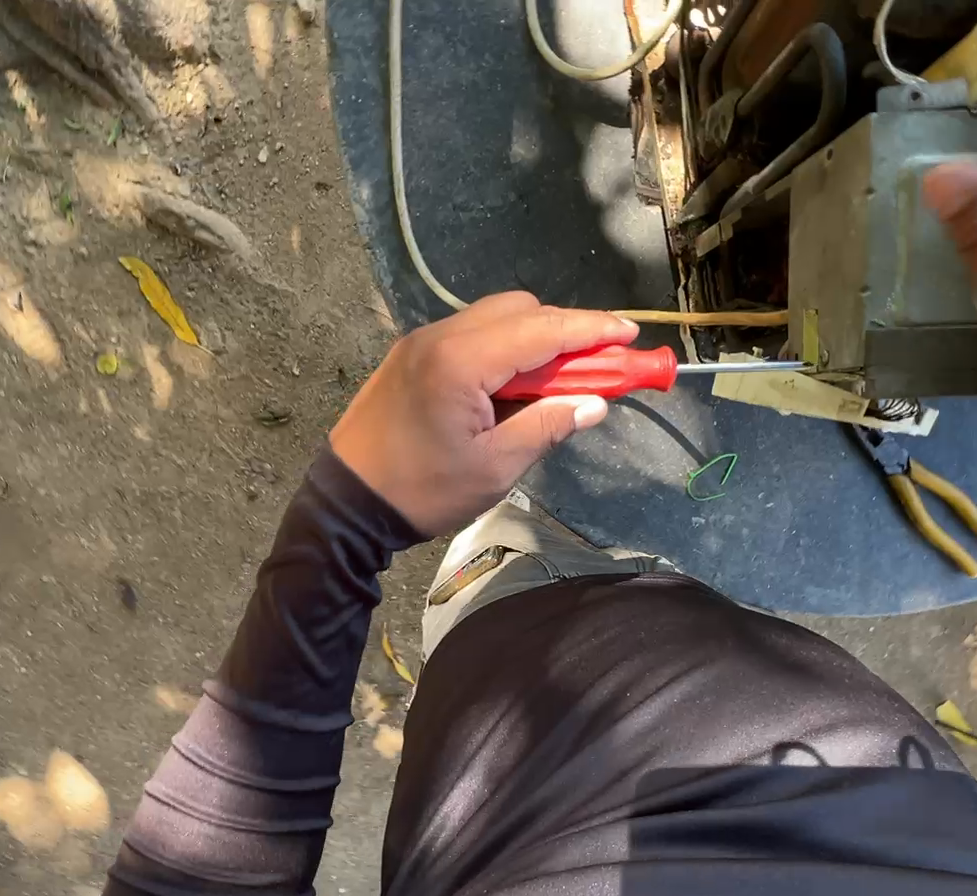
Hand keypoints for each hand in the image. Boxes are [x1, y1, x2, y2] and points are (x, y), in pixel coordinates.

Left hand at [330, 293, 636, 534]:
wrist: (346, 503)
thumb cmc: (423, 492)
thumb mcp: (495, 469)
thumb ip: (548, 427)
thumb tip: (595, 405)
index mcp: (461, 362)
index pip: (542, 329)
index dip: (592, 329)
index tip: (630, 332)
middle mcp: (440, 336)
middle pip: (519, 310)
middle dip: (565, 331)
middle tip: (596, 366)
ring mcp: (421, 342)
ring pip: (494, 318)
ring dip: (533, 339)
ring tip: (557, 381)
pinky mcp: (411, 355)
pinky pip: (470, 335)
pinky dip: (503, 349)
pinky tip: (514, 384)